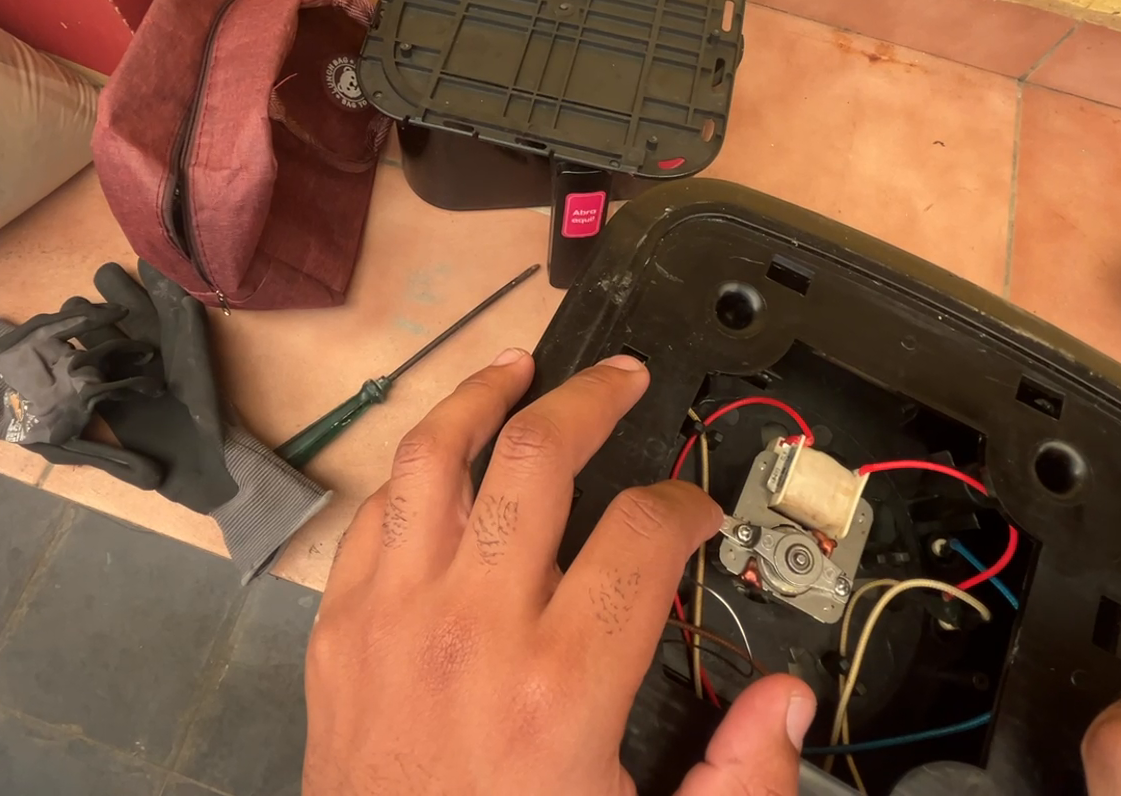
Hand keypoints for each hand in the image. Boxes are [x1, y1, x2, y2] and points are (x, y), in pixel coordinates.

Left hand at [304, 350, 815, 795]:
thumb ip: (735, 782)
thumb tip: (782, 699)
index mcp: (561, 683)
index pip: (642, 533)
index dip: (685, 504)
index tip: (694, 511)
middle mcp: (471, 627)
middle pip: (538, 455)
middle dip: (591, 398)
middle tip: (619, 375)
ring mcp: (391, 614)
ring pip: (432, 456)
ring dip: (479, 395)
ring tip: (515, 366)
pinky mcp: (338, 625)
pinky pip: (374, 512)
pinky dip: (416, 472)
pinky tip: (447, 460)